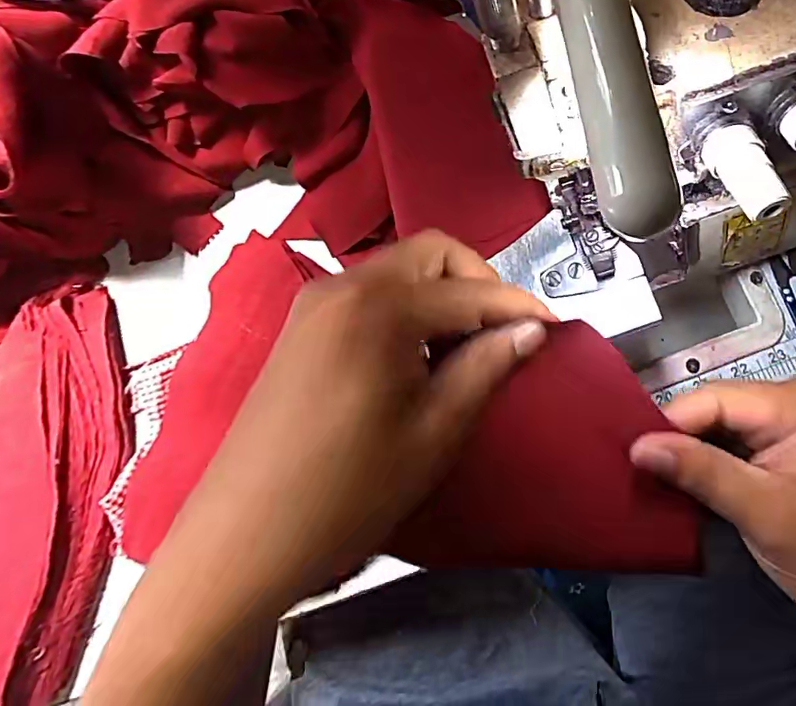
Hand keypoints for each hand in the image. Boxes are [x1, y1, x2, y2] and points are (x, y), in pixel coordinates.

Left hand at [88, 232, 552, 705]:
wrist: (239, 542)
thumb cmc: (347, 492)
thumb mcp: (435, 432)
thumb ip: (488, 366)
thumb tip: (532, 330)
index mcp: (379, 307)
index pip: (469, 290)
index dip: (518, 307)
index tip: (555, 326)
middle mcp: (344, 285)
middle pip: (432, 253)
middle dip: (478, 282)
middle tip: (502, 333)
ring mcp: (316, 302)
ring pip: (401, 269)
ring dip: (443, 294)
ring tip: (465, 348)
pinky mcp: (302, 325)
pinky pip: (372, 293)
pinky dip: (408, 307)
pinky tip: (417, 354)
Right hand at [629, 379, 795, 638]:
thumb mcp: (761, 513)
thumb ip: (700, 472)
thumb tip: (639, 447)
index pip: (717, 399)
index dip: (672, 423)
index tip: (634, 453)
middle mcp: (795, 396)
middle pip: (717, 406)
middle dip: (681, 435)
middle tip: (641, 465)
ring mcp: (791, 415)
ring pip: (721, 420)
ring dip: (692, 446)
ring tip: (656, 470)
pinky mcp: (784, 436)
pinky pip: (734, 434)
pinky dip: (710, 455)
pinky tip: (687, 474)